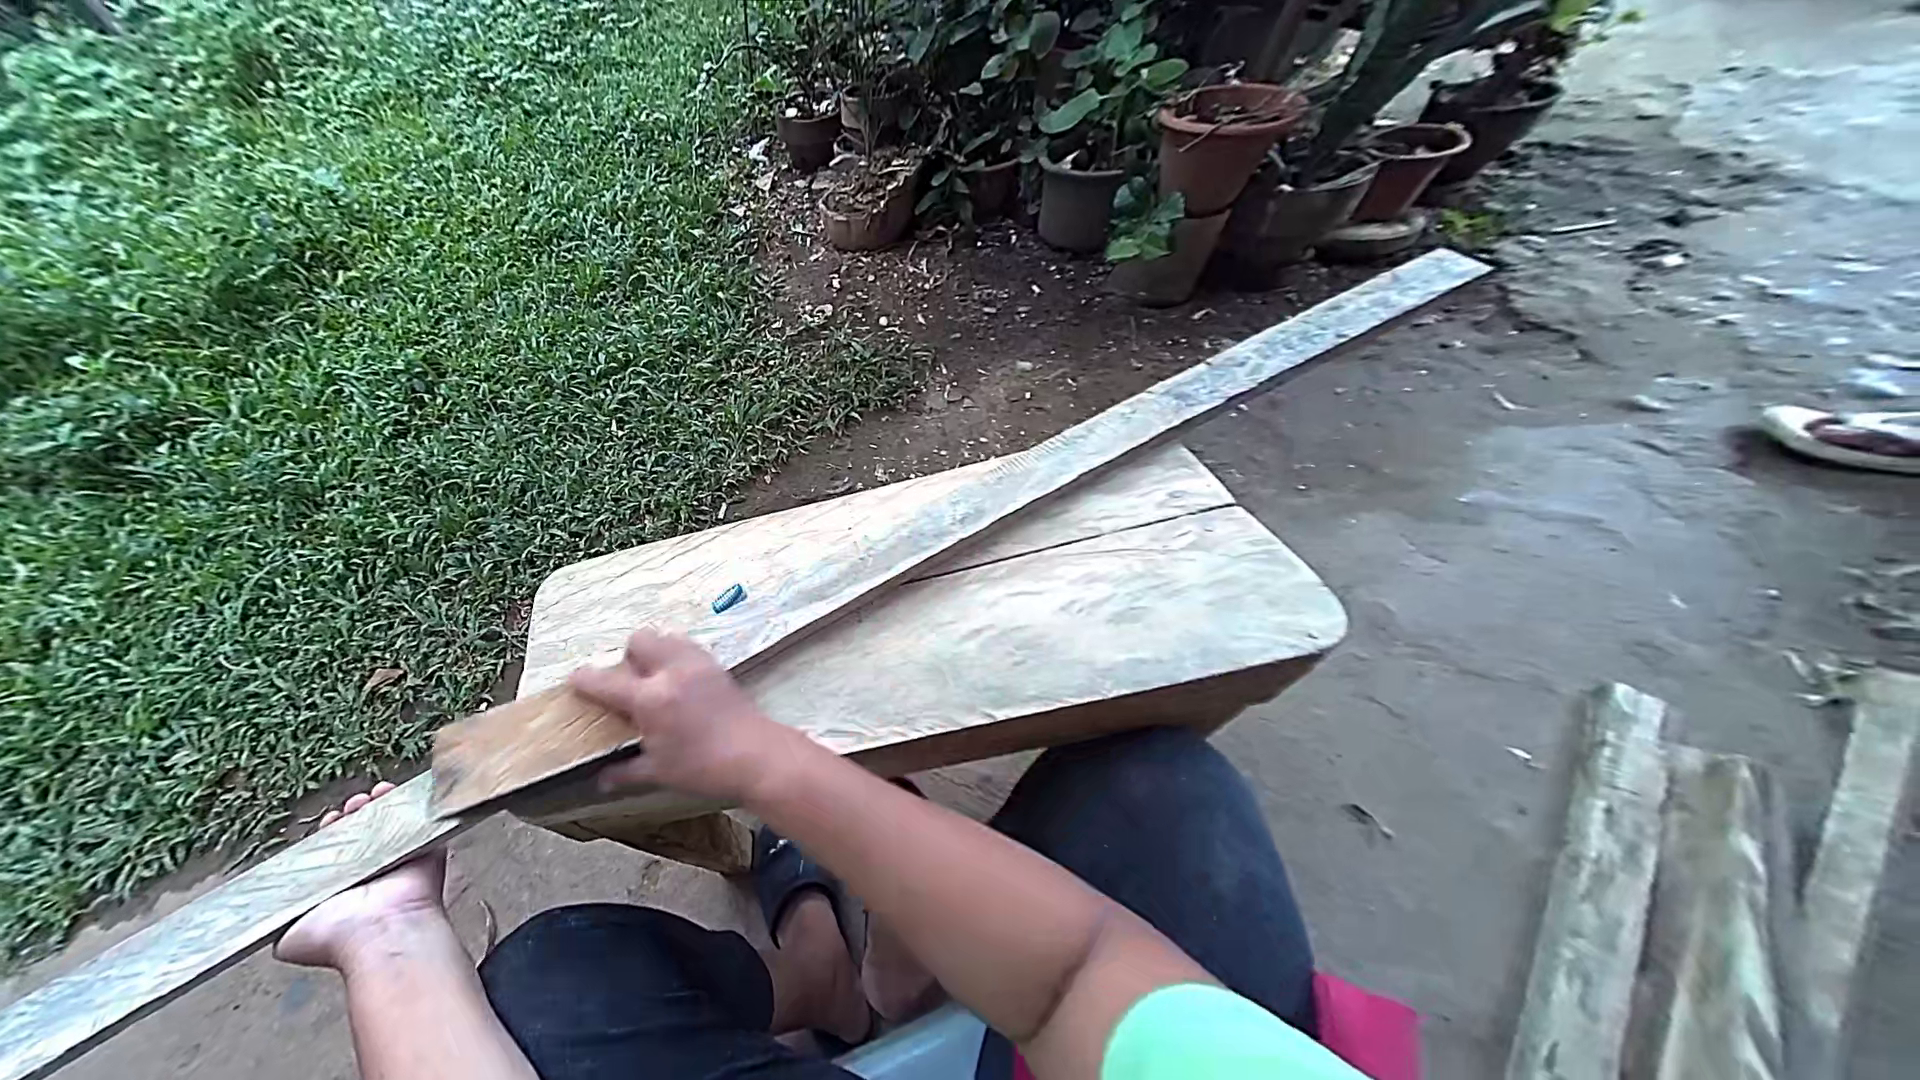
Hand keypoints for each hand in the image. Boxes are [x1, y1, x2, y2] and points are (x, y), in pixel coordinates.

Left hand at [276, 782, 449, 971]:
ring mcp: (402, 857)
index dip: (331, 831)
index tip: (331, 818)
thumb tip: (266, 908)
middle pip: (365, 831)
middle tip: (353, 804)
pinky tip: (400, 791)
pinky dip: (415, 804)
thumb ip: (281, 915)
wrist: (382, 927)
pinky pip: (423, 819)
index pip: (336, 849)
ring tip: (374, 794)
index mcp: (341, 884)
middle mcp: (372, 869)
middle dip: (357, 814)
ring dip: (383, 805)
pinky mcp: (429, 847)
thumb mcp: (287, 934)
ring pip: (392, 823)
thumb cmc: (337, 936)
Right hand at [570, 629, 812, 803]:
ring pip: (667, 636)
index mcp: (650, 698)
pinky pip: (690, 646)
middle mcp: (673, 671)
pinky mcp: (718, 665)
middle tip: (629, 684)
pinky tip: (681, 682)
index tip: (577, 682)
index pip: (604, 680)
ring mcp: (699, 664)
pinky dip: (679, 655)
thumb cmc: (705, 768)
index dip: (584, 680)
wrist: (758, 755)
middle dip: (627, 657)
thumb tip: (601, 778)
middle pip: (639, 640)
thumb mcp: (658, 772)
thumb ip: (625, 771)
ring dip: (656, 651)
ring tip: (656, 680)